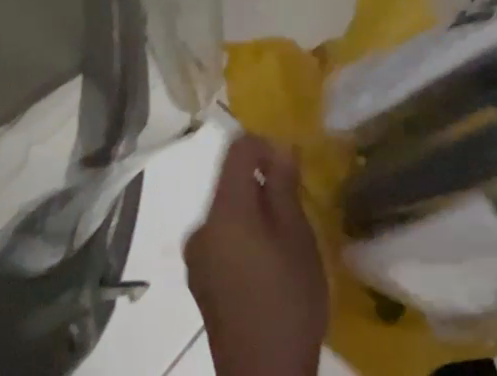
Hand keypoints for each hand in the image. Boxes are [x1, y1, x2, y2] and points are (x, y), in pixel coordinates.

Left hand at [186, 135, 327, 375]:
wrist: (264, 374)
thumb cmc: (290, 300)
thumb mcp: (298, 237)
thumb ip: (284, 188)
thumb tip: (281, 147)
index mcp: (224, 212)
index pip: (236, 151)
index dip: (264, 144)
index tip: (293, 162)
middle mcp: (201, 228)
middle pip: (229, 184)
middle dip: (262, 183)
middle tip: (299, 204)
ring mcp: (196, 257)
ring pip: (228, 213)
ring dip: (254, 211)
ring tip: (289, 237)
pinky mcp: (200, 281)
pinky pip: (222, 239)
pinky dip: (244, 236)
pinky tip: (270, 263)